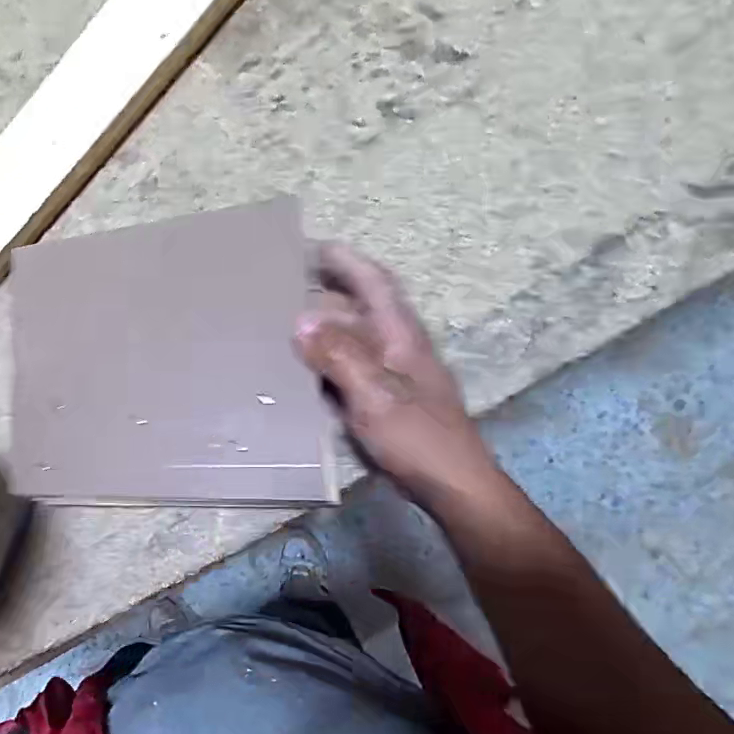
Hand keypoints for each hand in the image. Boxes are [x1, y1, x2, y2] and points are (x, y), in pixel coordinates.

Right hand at [293, 242, 501, 508]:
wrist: (452, 486)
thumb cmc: (419, 439)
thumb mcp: (376, 396)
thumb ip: (340, 357)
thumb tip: (301, 321)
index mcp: (401, 339)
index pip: (376, 286)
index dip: (349, 263)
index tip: (317, 247)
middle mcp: (396, 350)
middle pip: (360, 310)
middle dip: (327, 292)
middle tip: (285, 287)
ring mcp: (390, 377)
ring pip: (351, 341)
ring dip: (322, 328)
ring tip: (282, 325)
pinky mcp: (381, 402)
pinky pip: (345, 370)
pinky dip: (323, 362)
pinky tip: (300, 372)